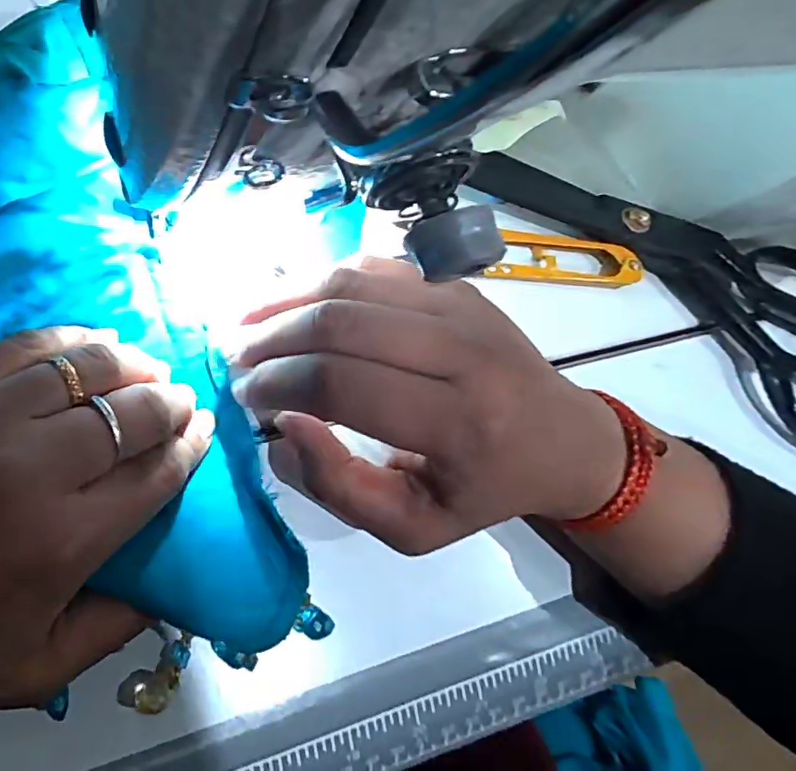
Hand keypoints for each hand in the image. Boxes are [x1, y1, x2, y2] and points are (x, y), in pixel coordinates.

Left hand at [0, 325, 215, 717]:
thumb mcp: (28, 673)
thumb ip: (110, 630)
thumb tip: (169, 589)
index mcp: (62, 542)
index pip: (154, 474)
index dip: (188, 446)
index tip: (201, 430)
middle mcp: (35, 468)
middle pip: (132, 413)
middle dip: (170, 402)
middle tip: (180, 398)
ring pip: (88, 367)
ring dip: (132, 362)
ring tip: (147, 366)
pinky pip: (30, 345)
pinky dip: (73, 339)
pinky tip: (91, 343)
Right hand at [231, 257, 624, 552]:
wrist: (559, 436)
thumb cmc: (482, 490)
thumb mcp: (414, 528)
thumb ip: (339, 487)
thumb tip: (282, 429)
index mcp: (460, 423)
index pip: (342, 384)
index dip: (278, 386)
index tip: (246, 399)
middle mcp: (463, 350)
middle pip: (338, 323)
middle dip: (270, 339)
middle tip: (236, 361)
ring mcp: (458, 303)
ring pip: (348, 282)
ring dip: (283, 301)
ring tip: (245, 325)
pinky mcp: (450, 282)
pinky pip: (368, 267)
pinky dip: (317, 281)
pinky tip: (289, 304)